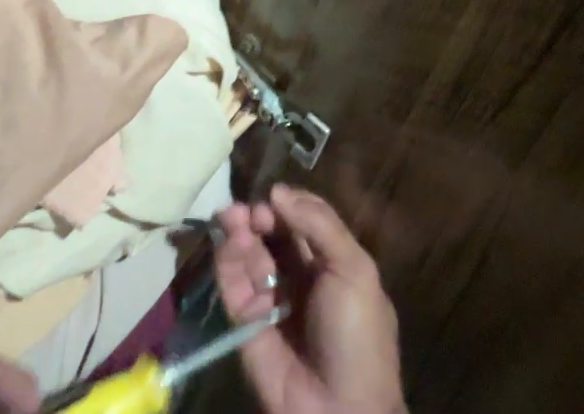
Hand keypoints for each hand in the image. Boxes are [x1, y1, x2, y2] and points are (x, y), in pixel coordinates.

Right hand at [214, 185, 405, 413]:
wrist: (338, 408)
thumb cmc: (357, 334)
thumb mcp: (355, 270)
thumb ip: (319, 225)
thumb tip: (278, 191)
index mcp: (333, 265)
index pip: (305, 221)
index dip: (290, 204)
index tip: (275, 196)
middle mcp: (301, 277)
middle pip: (274, 234)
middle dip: (261, 215)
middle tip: (252, 211)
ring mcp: (270, 298)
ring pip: (249, 253)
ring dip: (240, 230)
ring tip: (233, 217)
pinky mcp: (243, 319)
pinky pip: (231, 282)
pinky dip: (226, 257)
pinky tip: (228, 239)